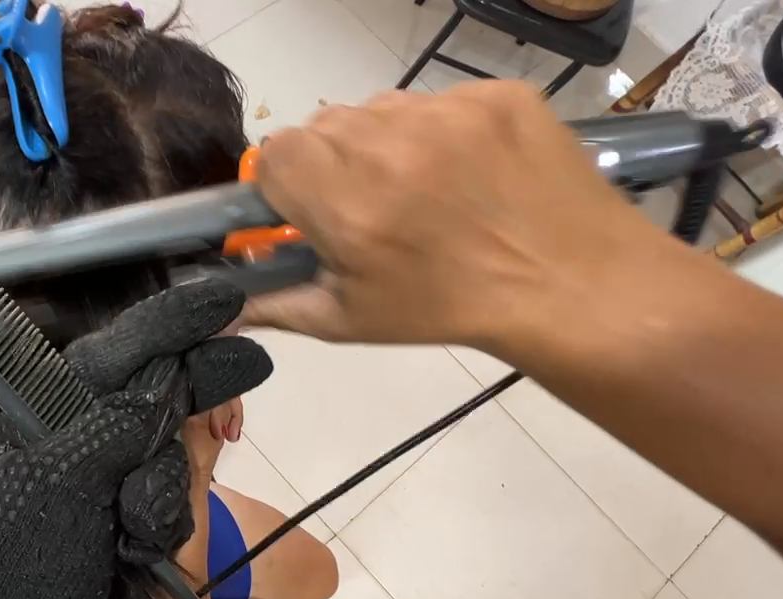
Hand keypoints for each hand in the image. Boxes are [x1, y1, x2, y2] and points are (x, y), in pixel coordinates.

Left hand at [0, 282, 272, 598]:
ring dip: (162, 495)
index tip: (223, 302)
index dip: (166, 328)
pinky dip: (168, 525)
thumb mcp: (59, 482)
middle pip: (157, 396)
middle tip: (242, 389)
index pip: (112, 357)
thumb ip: (112, 426)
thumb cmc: (25, 563)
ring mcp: (117, 483)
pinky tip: (141, 554)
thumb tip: (161, 385)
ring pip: (176, 453)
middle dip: (192, 401)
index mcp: (45, 421)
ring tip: (130, 536)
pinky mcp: (143, 523)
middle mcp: (83, 442)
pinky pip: (181, 501)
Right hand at [240, 81, 679, 353]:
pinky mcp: (494, 93)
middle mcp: (391, 147)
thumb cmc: (440, 309)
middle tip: (351, 204)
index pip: (275, 153)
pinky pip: (430, 100)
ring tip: (405, 187)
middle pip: (319, 126)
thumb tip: (217, 311)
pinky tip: (452, 171)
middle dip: (321, 163)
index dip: (277, 181)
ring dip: (369, 142)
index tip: (295, 209)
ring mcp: (448, 112)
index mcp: (348, 207)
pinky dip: (425, 132)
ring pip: (372, 108)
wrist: (566, 280)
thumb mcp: (344, 320)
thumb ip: (270, 306)